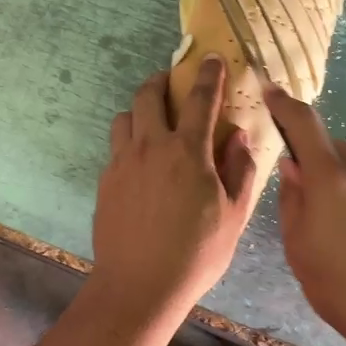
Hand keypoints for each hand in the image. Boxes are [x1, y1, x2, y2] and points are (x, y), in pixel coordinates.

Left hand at [91, 56, 258, 310]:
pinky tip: (140, 164)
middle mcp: (151, 147)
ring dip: (139, 111)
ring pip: (125, 118)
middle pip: (148, 95)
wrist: (138, 287)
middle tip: (171, 82)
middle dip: (161, 80)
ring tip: (152, 123)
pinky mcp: (105, 182)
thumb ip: (240, 170)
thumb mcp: (234, 216)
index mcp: (188, 152)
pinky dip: (129, 143)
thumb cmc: (196, 255)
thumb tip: (240, 136)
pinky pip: (115, 148)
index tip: (210, 58)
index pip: (200, 99)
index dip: (207, 75)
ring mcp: (122, 163)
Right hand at [265, 87, 345, 345]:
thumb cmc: (345, 289)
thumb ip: (293, 200)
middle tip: (310, 204)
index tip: (270, 92)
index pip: (303, 122)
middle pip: (333, 149)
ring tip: (344, 233)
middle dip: (317, 164)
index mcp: (331, 176)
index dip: (284, 104)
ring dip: (345, 186)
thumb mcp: (300, 250)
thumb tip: (293, 167)